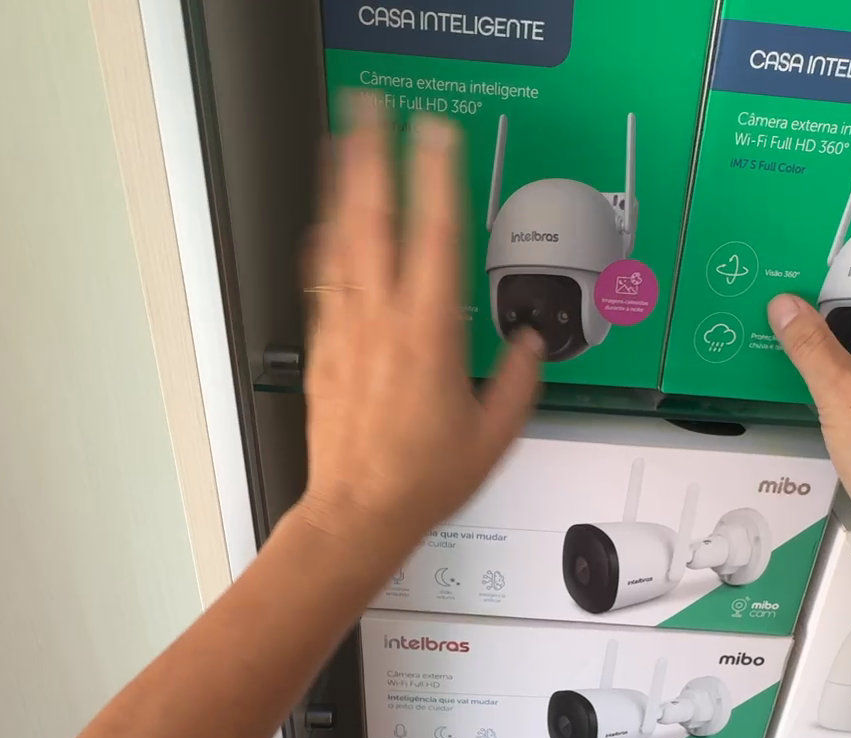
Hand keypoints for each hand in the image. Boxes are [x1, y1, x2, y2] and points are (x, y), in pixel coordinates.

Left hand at [291, 95, 541, 562]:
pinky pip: (322, 285)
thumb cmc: (421, 480)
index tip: (438, 138)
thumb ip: (516, 381)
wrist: (361, 511)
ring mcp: (346, 335)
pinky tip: (322, 227)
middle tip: (375, 113)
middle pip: (375, 224)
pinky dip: (323, 246)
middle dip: (376, 159)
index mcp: (428, 338)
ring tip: (342, 145)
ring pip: (340, 246)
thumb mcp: (493, 436)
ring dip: (342, 189)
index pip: (435, 239)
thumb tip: (528, 346)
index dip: (438, 179)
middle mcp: (382, 326)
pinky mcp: (324, 353)